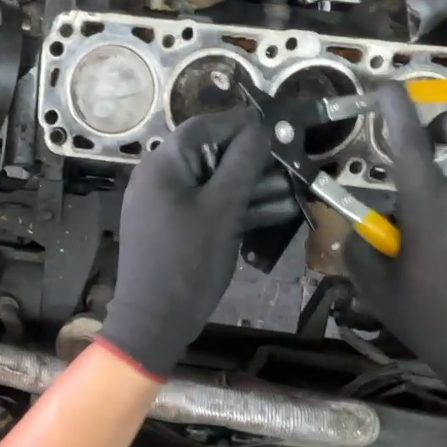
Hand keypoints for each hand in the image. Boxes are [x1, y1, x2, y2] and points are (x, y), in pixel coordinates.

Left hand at [101, 107, 295, 377]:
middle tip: (290, 162)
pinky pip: (209, 209)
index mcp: (162, 165)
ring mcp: (166, 206)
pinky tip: (277, 212)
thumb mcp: (222, 208)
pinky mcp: (175, 230)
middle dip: (252, 160)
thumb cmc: (188, 260)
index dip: (241, 124)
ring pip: (213, 184)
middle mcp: (159, 179)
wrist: (155, 321)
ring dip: (251, 186)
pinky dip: (238, 209)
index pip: (203, 127)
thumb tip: (260, 129)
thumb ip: (243, 164)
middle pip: (211, 155)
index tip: (276, 126)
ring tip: (291, 188)